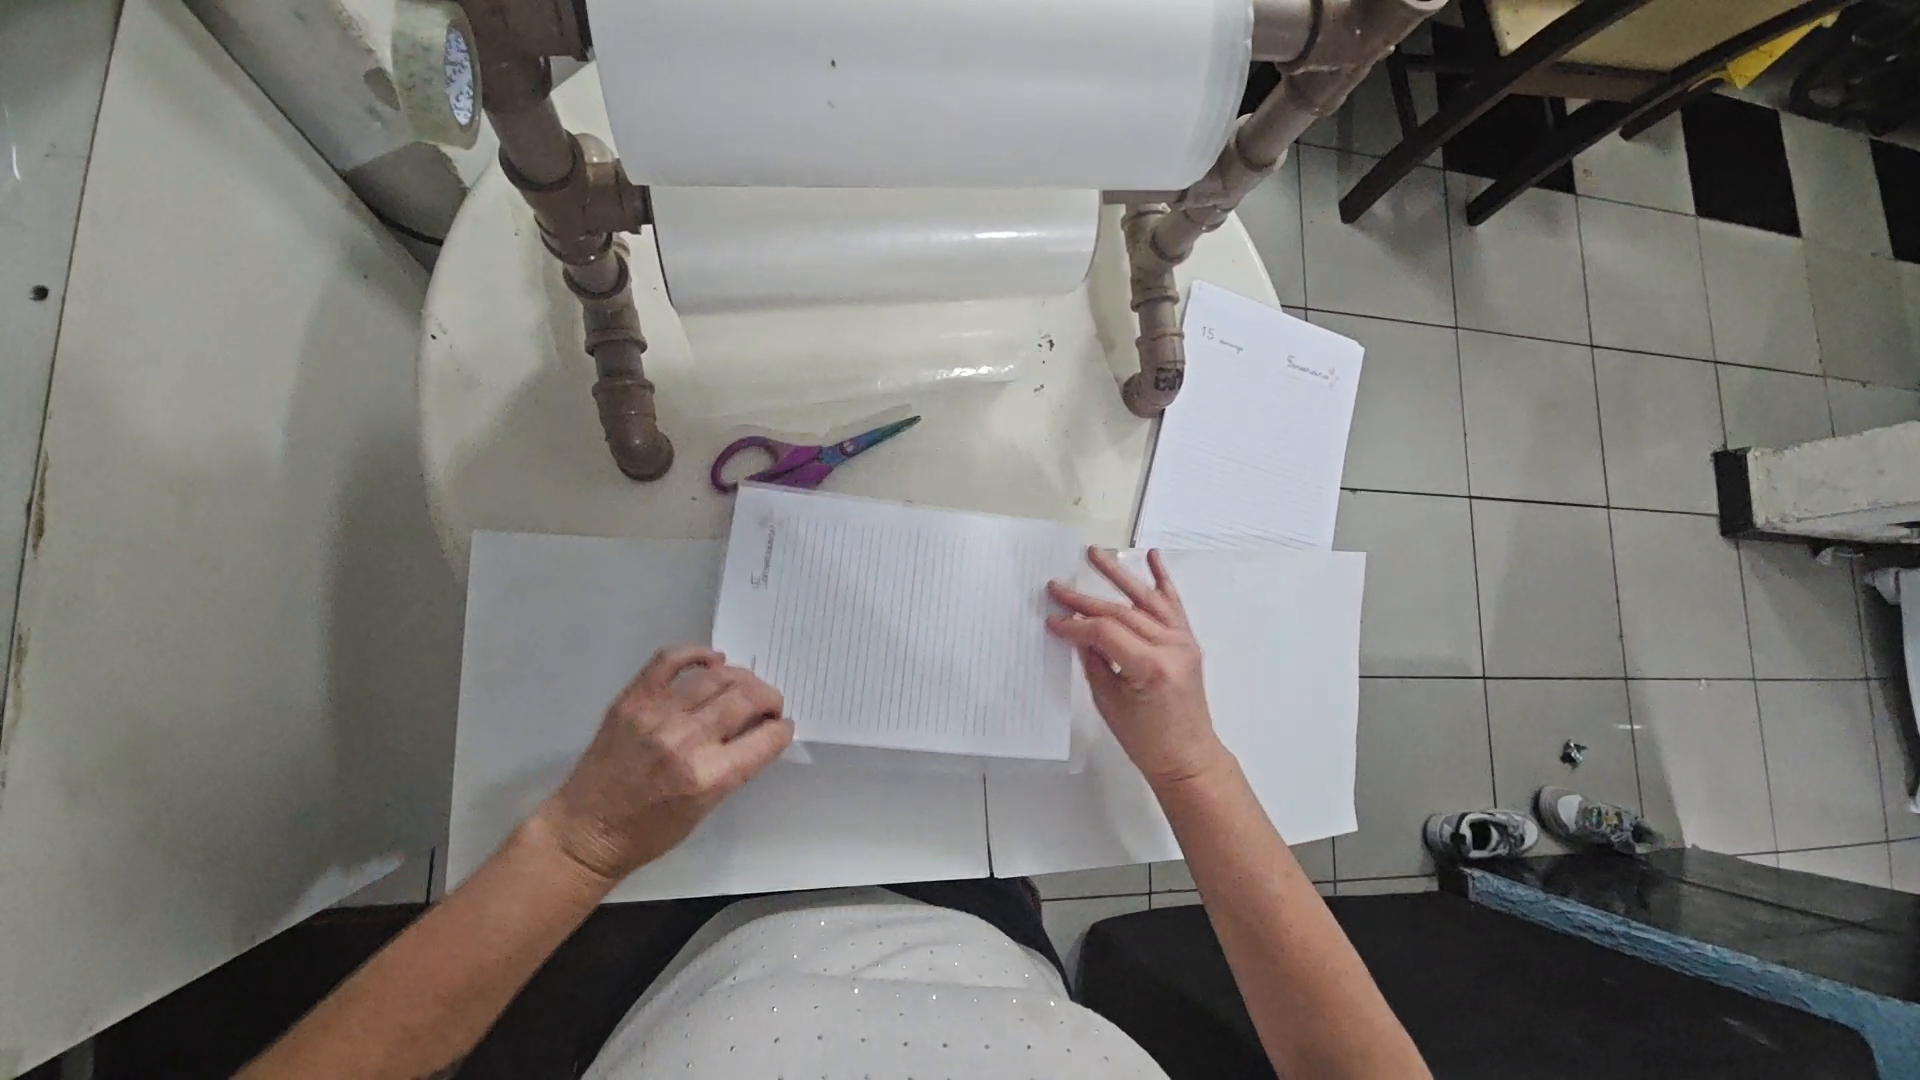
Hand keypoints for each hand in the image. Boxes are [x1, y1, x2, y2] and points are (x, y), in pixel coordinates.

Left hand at [532, 646, 793, 883]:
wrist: (586, 832)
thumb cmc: (649, 832)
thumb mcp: (706, 808)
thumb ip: (734, 767)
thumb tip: (758, 730)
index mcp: (709, 777)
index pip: (766, 738)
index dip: (781, 728)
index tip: (781, 726)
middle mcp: (686, 741)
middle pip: (746, 698)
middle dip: (768, 698)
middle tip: (768, 705)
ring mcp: (657, 716)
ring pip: (716, 677)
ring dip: (741, 678)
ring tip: (744, 685)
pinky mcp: (633, 700)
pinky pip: (670, 661)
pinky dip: (697, 654)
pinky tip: (713, 660)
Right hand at [1046, 547, 1230, 789]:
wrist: (1188, 756)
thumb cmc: (1144, 740)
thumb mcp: (1109, 702)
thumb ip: (1094, 660)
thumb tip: (1076, 630)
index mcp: (1150, 667)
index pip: (1106, 632)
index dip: (1075, 625)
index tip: (1051, 620)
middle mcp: (1171, 647)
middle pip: (1122, 613)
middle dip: (1085, 600)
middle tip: (1057, 586)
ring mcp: (1183, 641)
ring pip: (1146, 600)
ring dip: (1118, 574)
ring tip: (1094, 553)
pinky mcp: (1188, 640)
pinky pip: (1173, 604)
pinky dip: (1163, 579)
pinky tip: (1152, 556)